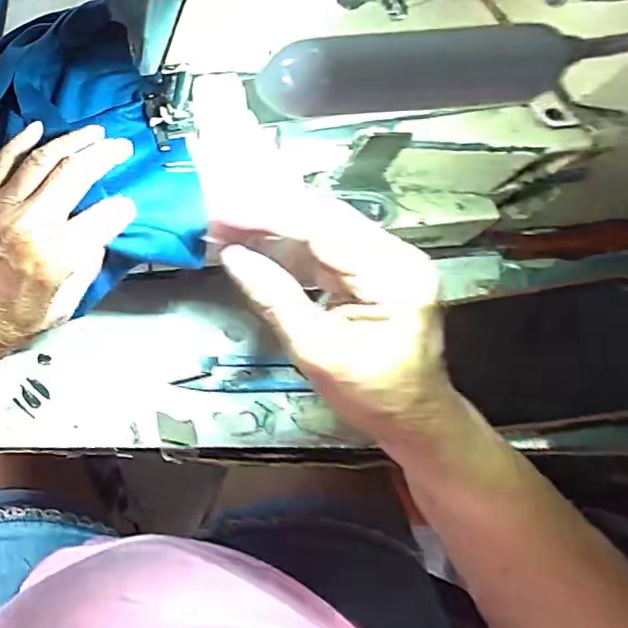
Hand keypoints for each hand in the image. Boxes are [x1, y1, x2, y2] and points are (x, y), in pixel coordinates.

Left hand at [0, 122, 137, 373]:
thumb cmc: (3, 323)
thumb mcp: (59, 310)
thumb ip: (84, 270)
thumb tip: (98, 238)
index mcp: (54, 255)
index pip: (102, 217)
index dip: (122, 208)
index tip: (126, 205)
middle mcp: (28, 223)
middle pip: (74, 173)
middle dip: (104, 154)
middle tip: (120, 147)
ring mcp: (0, 208)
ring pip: (41, 160)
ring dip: (71, 140)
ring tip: (92, 132)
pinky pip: (1, 162)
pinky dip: (20, 141)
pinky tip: (37, 128)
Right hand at [186, 88, 468, 453]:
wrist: (411, 418)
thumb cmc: (372, 392)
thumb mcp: (315, 349)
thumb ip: (274, 296)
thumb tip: (232, 255)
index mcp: (392, 275)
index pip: (323, 229)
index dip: (268, 215)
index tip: (223, 212)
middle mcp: (392, 256)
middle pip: (322, 215)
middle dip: (265, 209)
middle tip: (216, 208)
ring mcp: (380, 259)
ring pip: (317, 223)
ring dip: (268, 220)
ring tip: (223, 219)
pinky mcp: (362, 267)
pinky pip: (316, 241)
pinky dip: (279, 238)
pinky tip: (248, 236)